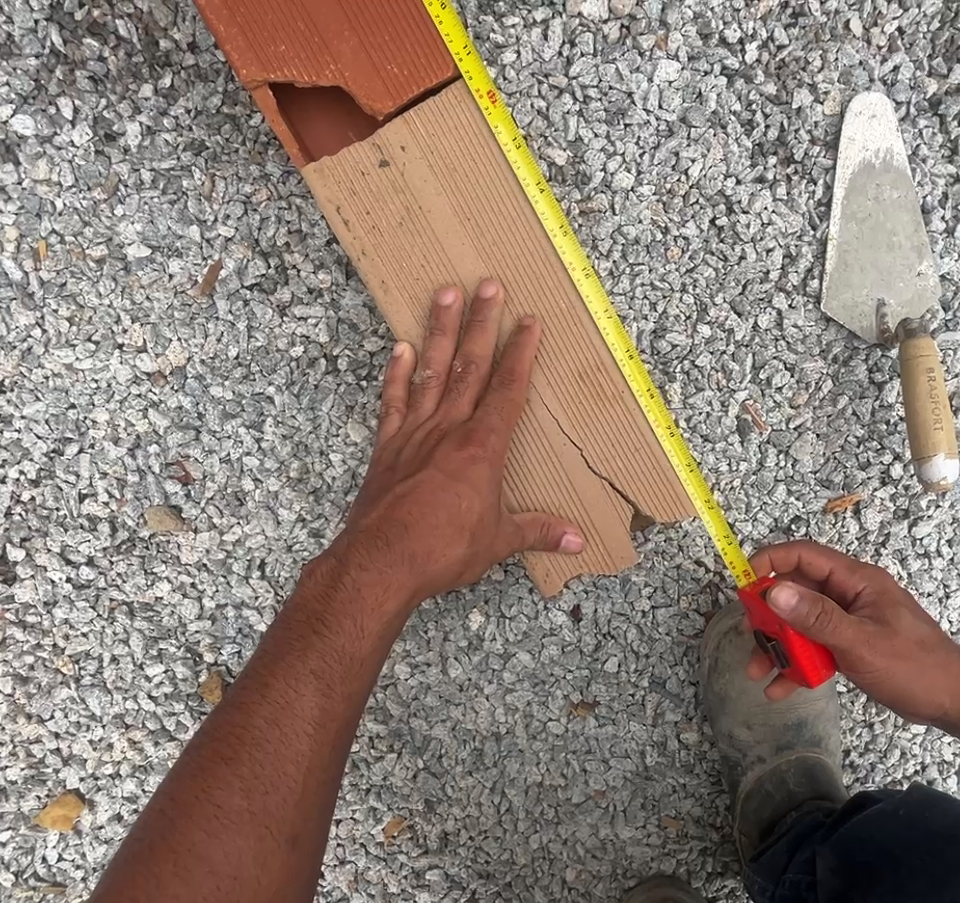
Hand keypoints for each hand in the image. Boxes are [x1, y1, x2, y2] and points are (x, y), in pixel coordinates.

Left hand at [330, 280, 583, 607]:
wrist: (382, 561)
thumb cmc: (444, 549)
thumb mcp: (498, 541)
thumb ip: (537, 531)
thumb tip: (577, 539)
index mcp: (483, 447)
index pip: (508, 389)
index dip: (521, 354)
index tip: (529, 322)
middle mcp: (449, 430)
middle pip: (470, 366)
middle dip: (482, 324)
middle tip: (488, 285)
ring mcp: (414, 434)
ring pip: (431, 372)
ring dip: (439, 331)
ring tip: (445, 293)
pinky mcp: (387, 447)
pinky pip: (393, 402)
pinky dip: (397, 375)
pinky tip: (400, 349)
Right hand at [746, 540, 959, 725]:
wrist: (955, 701)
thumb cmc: (915, 666)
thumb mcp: (861, 642)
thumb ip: (816, 618)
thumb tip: (773, 592)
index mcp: (857, 580)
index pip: (804, 556)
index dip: (770, 563)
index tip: (743, 585)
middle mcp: (850, 594)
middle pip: (796, 592)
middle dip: (768, 615)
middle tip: (748, 636)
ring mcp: (850, 620)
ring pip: (801, 623)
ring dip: (778, 645)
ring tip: (758, 670)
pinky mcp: (850, 645)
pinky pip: (814, 647)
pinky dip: (796, 664)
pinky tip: (780, 687)